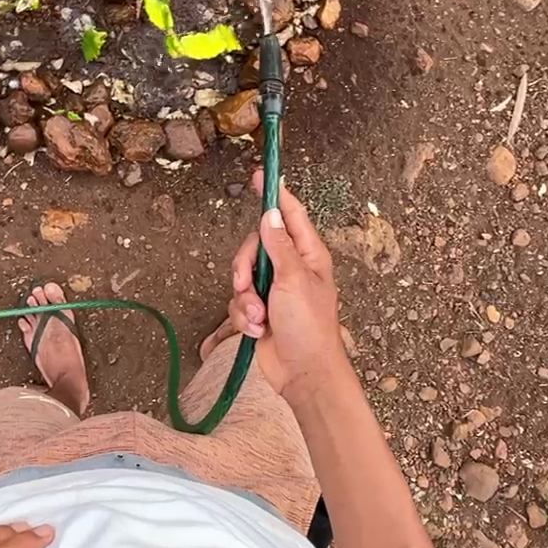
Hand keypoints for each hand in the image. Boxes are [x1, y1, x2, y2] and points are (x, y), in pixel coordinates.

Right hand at [227, 172, 350, 401]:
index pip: (289, 214)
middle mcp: (290, 267)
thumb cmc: (309, 326)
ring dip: (244, 299)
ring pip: (242, 276)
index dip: (274, 194)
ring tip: (258, 317)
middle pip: (254, 246)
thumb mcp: (294, 279)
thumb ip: (278, 245)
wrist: (302, 373)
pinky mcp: (260, 310)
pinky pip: (238, 301)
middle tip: (247, 284)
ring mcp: (274, 290)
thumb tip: (270, 214)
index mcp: (307, 254)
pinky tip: (257, 330)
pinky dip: (243, 316)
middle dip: (244, 267)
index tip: (260, 175)